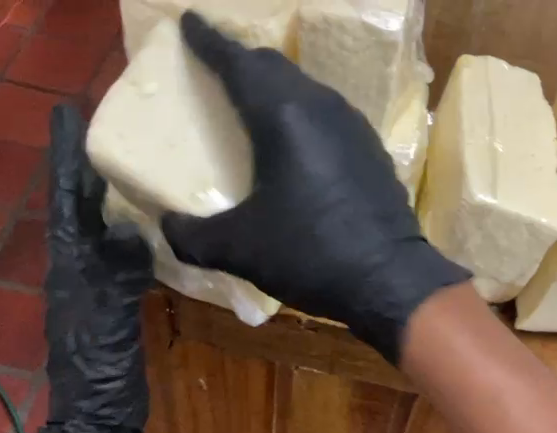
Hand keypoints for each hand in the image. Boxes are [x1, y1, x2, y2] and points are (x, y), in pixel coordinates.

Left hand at [38, 103, 154, 432]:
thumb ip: (116, 273)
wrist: (99, 424)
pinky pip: (116, 261)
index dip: (66, 162)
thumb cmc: (99, 375)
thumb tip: (128, 227)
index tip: (68, 116)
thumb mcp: (107, 322)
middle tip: (106, 132)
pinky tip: (146, 231)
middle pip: (78, 213)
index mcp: (68, 271)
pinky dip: (127, 237)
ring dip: (105, 201)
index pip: (65, 204)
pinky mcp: (110, 312)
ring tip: (126, 168)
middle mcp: (74, 275)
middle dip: (85, 172)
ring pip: (96, 235)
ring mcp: (91, 295)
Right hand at [160, 12, 469, 361]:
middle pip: (274, 69)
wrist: (389, 282)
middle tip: (218, 66)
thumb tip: (167, 227)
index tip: (189, 24)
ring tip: (254, 105)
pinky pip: (328, 120)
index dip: (209, 42)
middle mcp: (320, 107)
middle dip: (243, 62)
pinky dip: (303, 120)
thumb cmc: (310, 256)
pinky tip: (297, 148)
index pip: (238, 62)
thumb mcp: (239, 250)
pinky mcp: (372, 153)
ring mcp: (353, 128)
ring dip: (276, 91)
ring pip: (305, 92)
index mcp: (283, 116)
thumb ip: (193, 236)